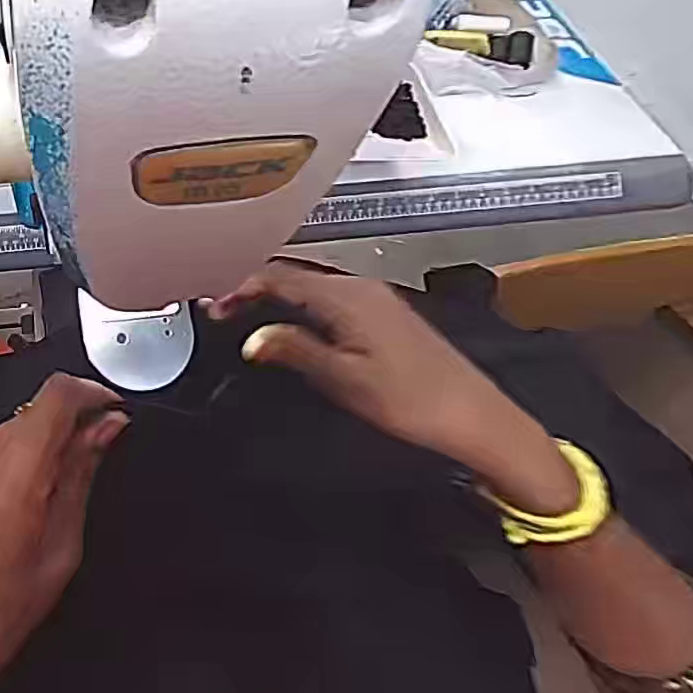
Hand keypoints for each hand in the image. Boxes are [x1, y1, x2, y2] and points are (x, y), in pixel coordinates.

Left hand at [0, 372, 130, 692]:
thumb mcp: (64, 539)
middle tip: (102, 446)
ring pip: (29, 416)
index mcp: (14, 467)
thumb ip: (84, 469)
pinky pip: (10, 432)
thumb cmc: (1, 603)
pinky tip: (43, 483)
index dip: (94, 393)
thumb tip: (107, 426)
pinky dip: (34, 444)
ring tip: (70, 478)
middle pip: (45, 403)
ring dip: (56, 433)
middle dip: (79, 418)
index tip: (114, 408)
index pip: (58, 392)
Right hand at [208, 259, 576, 513]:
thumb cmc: (411, 401)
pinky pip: (327, 294)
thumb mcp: (344, 380)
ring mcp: (374, 296)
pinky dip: (299, 301)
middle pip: (294, 274)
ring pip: (310, 282)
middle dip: (254, 287)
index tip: (214, 307)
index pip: (280, 277)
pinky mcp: (383, 312)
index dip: (241, 287)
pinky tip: (290, 318)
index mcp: (346, 297)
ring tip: (246, 311)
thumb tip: (252, 338)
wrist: (477, 418)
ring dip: (276, 294)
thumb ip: (295, 350)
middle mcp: (359, 286)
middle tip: (223, 309)